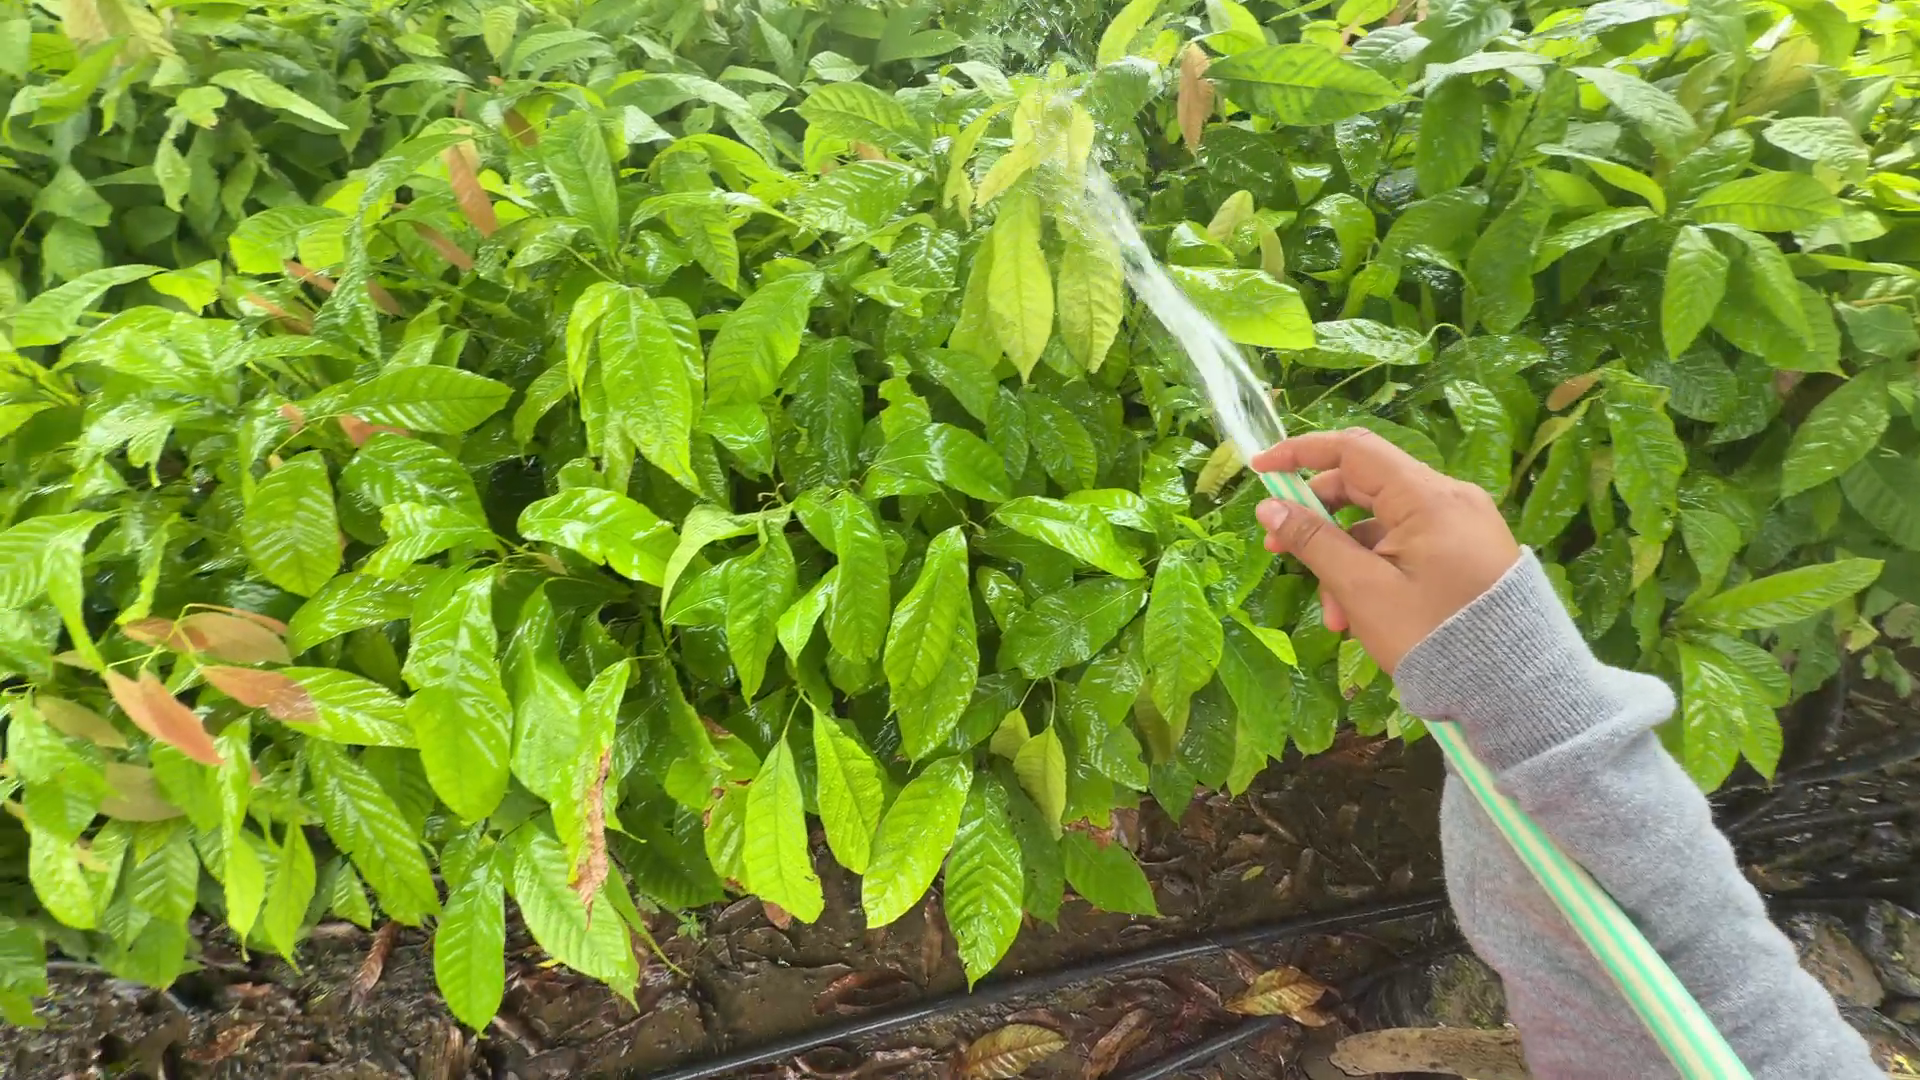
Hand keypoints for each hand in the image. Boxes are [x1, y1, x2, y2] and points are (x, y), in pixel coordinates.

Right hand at [1252, 428, 1520, 673]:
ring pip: (1378, 524)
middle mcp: (1448, 499)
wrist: (1515, 691)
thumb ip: (1312, 540)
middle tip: (1277, 549)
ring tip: (1332, 614)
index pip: (1353, 450)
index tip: (1261, 470)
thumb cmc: (1431, 633)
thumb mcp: (1360, 588)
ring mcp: (1458, 526)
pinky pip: (1401, 545)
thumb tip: (1269, 508)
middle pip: (1362, 487)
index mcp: (1427, 497)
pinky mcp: (1462, 552)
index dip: (1300, 453)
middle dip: (1316, 519)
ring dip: (1341, 557)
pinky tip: (1357, 615)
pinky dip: (1371, 569)